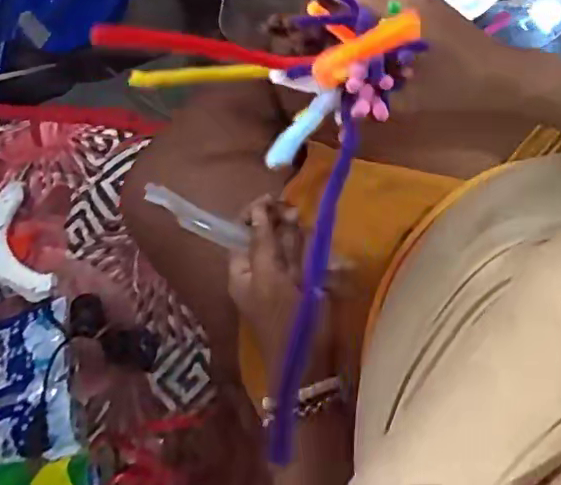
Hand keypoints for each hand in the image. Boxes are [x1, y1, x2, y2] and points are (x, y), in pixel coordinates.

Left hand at [227, 197, 328, 367]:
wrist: (308, 359)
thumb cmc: (283, 318)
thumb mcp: (268, 278)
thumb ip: (262, 242)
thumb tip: (258, 209)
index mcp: (242, 271)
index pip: (242, 230)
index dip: (255, 213)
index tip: (274, 199)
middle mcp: (260, 270)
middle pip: (268, 232)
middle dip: (281, 220)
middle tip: (296, 214)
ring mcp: (284, 275)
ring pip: (289, 240)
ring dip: (297, 231)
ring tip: (304, 228)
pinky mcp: (306, 279)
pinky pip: (306, 253)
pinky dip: (312, 247)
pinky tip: (318, 247)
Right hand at [337, 0, 522, 117]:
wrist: (502, 74)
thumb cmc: (458, 87)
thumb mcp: (409, 98)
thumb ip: (369, 92)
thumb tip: (335, 90)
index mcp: (401, 15)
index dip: (325, 8)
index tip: (312, 27)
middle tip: (327, 23)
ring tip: (347, 22)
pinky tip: (374, 23)